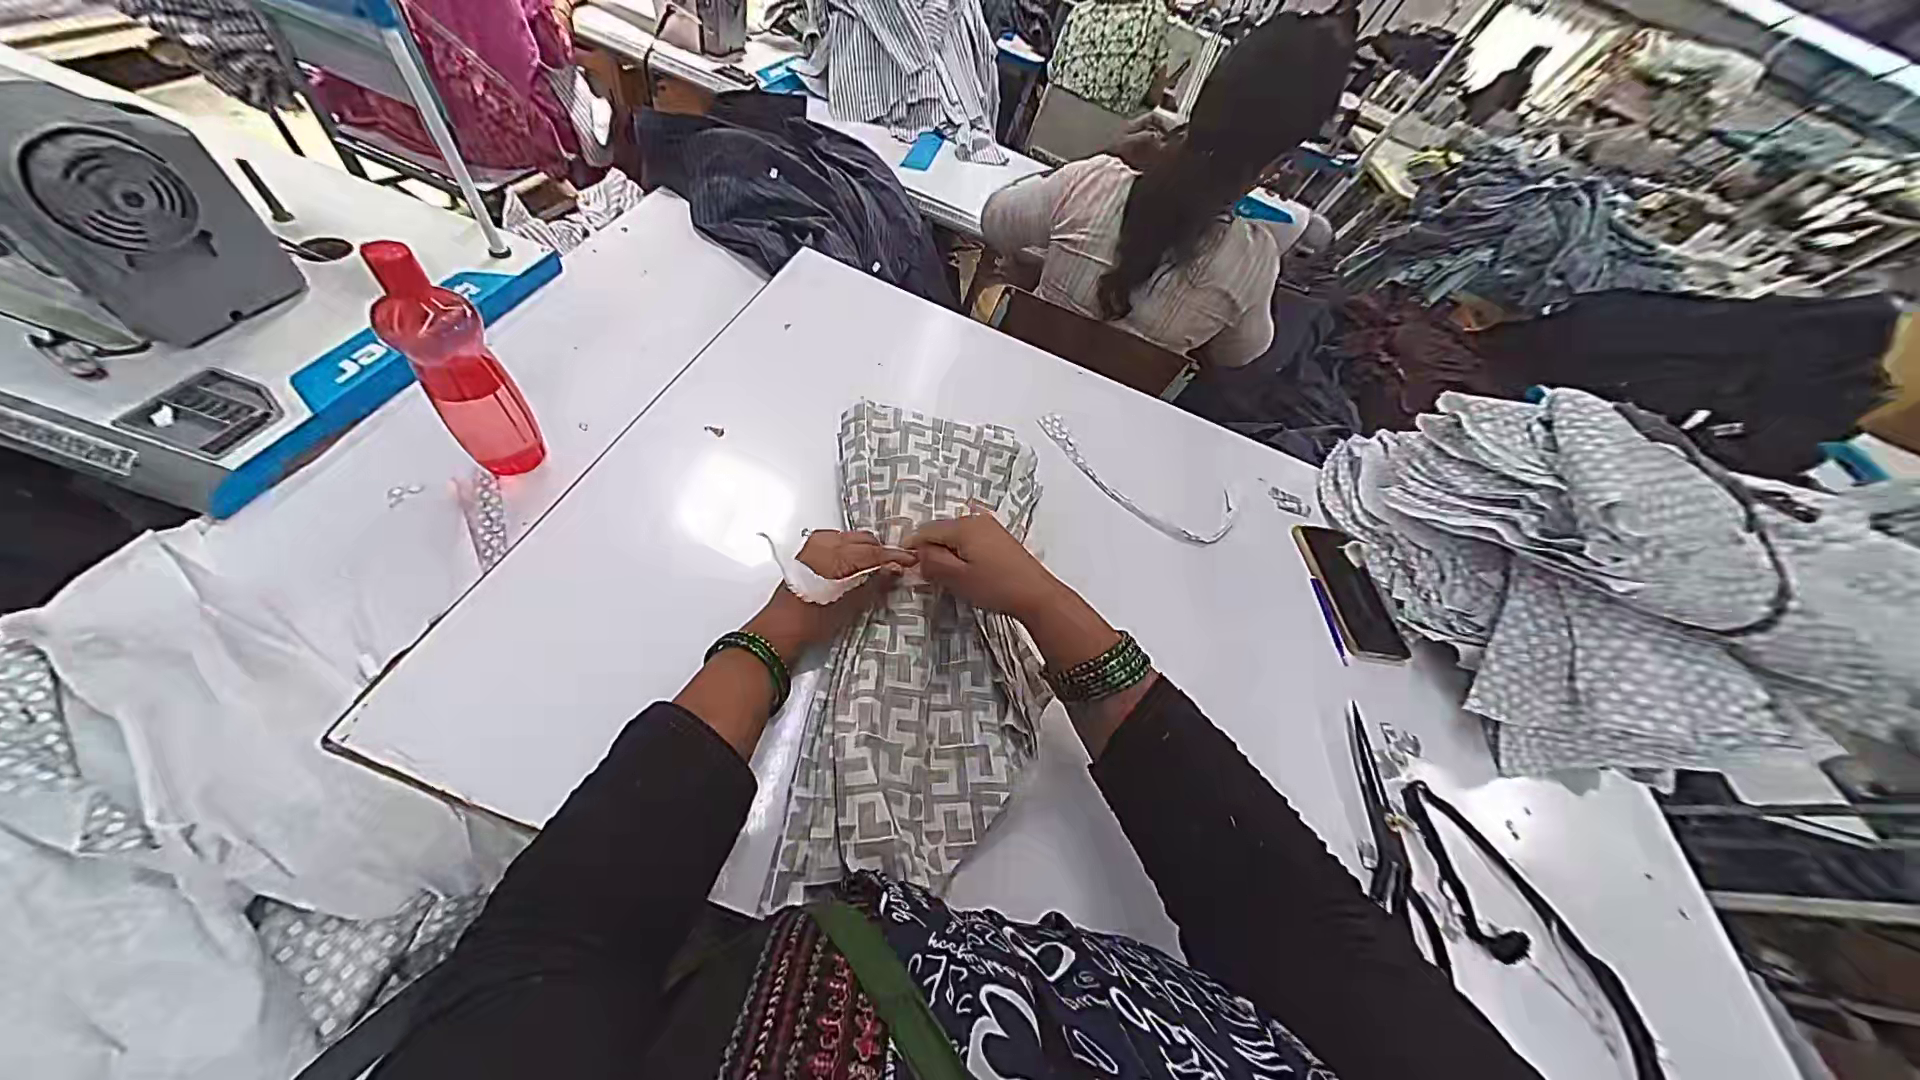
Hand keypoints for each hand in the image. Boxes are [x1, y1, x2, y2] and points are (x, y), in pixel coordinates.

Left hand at [746, 530, 913, 660]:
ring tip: (878, 569)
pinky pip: (837, 543)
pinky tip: (857, 567)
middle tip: (897, 567)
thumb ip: (874, 583)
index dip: (895, 556)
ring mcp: (814, 546)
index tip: (912, 560)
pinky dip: (851, 551)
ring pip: (850, 539)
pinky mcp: (807, 554)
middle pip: (863, 540)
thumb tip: (895, 570)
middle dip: (881, 551)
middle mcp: (825, 543)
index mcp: (837, 553)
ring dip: (866, 550)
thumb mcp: (850, 604)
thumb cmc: (813, 621)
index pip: (875, 551)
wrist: (778, 632)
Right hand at [903, 512, 1064, 620]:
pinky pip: (970, 540)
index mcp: (963, 526)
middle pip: (941, 531)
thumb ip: (932, 562)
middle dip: (931, 550)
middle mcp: (976, 519)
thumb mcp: (957, 578)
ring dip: (947, 553)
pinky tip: (968, 571)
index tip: (907, 567)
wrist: (1036, 595)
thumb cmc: (997, 587)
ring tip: (951, 577)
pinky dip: (962, 553)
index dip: (913, 548)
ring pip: (955, 536)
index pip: (925, 530)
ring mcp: (990, 527)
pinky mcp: (999, 538)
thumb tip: (918, 553)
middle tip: (931, 576)